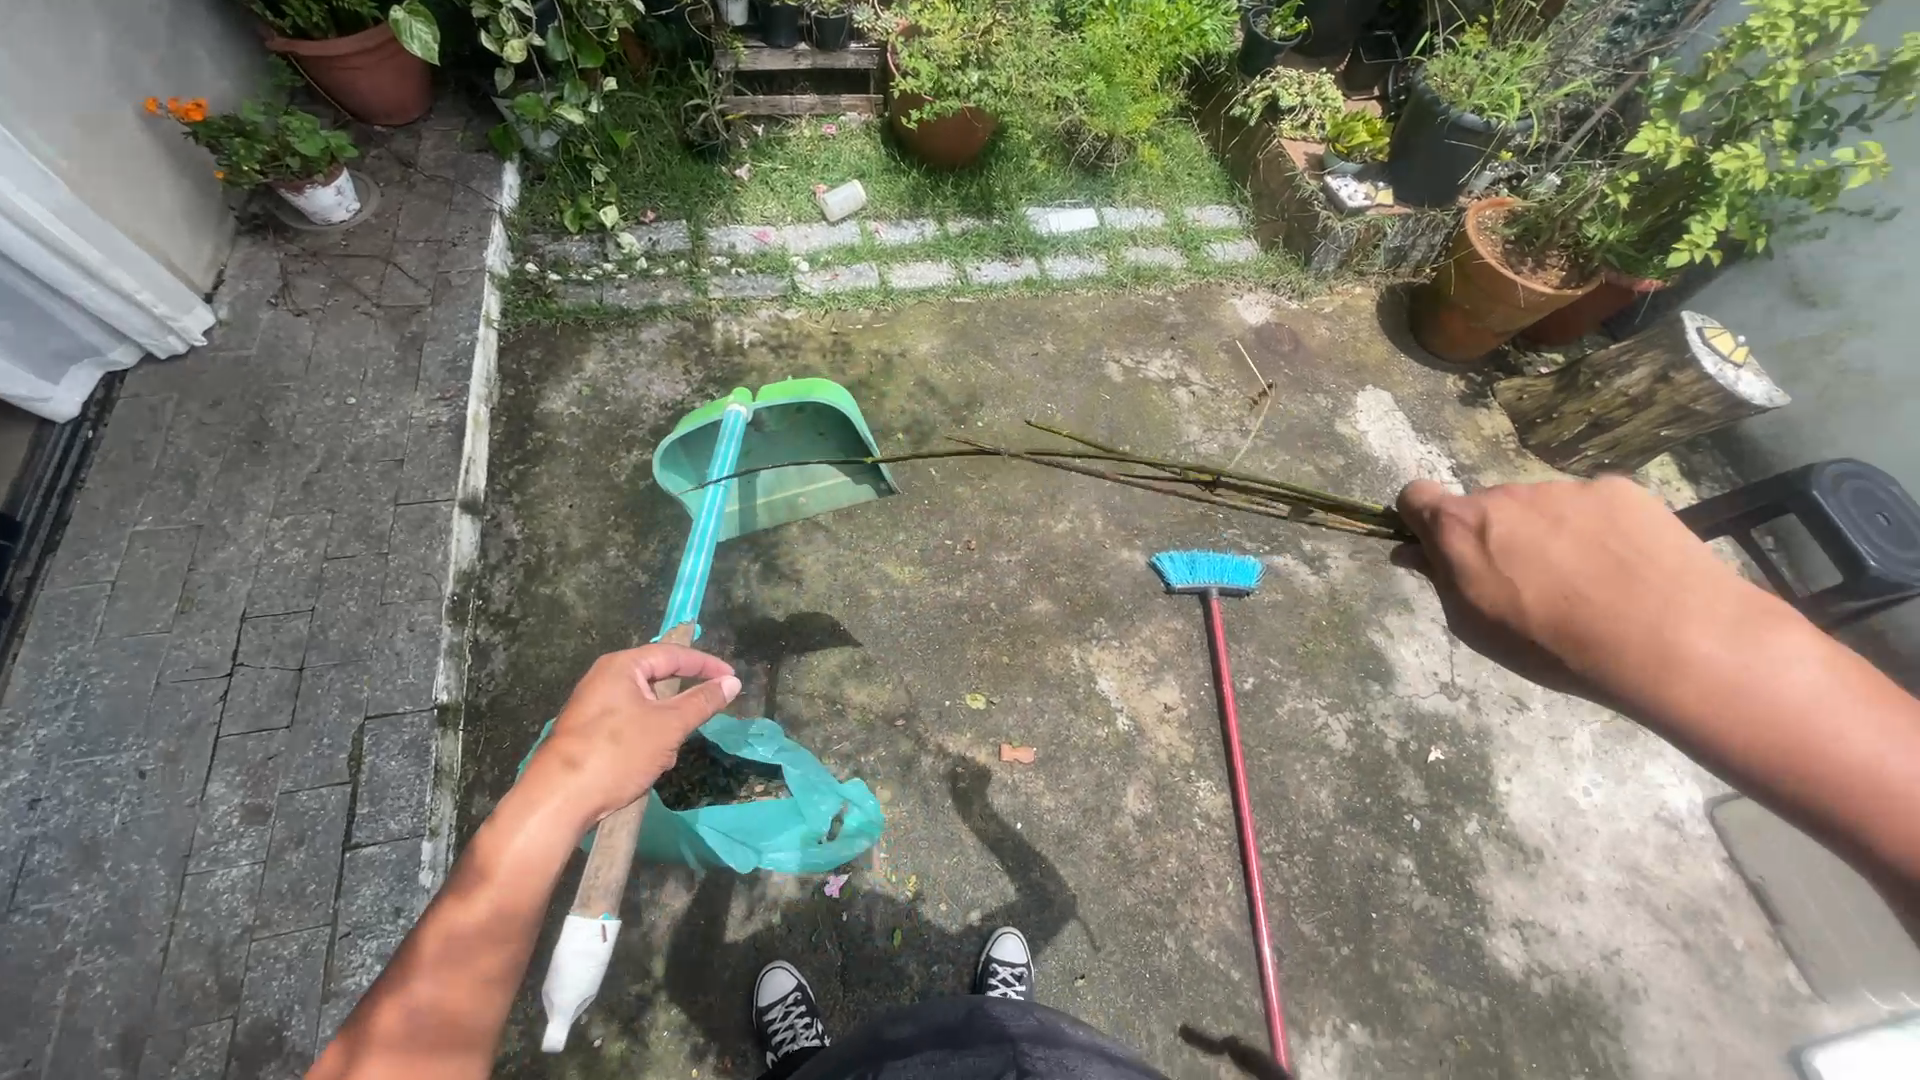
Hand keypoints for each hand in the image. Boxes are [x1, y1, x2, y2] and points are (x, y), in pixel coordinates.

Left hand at [521, 645, 741, 830]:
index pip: (673, 655)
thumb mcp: (669, 726)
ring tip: (666, 754)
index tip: (732, 678)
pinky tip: (649, 765)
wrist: (558, 801)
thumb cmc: (617, 753)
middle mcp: (604, 680)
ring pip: (646, 709)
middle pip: (658, 681)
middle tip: (702, 718)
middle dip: (681, 706)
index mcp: (621, 667)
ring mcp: (594, 707)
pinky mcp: (589, 733)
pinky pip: (630, 727)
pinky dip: (647, 741)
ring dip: (664, 729)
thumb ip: (703, 701)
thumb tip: (732, 682)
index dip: (706, 665)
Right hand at [1393, 475, 1795, 702]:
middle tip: (1526, 581)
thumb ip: (1439, 580)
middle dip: (1493, 535)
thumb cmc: (1551, 644)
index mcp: (1458, 527)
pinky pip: (1589, 504)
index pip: (1414, 495)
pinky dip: (1593, 529)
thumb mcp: (1474, 625)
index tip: (1439, 545)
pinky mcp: (1618, 489)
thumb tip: (1415, 553)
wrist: (1672, 639)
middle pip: (1484, 507)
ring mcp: (1563, 488)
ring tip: (1584, 580)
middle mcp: (1503, 495)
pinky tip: (1620, 567)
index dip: (1421, 518)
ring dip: (1544, 532)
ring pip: (1538, 507)